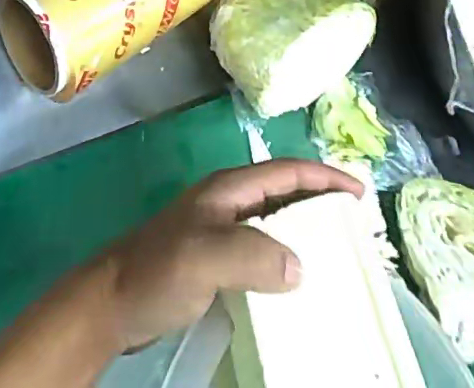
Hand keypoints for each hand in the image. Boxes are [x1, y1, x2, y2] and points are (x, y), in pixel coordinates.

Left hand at [96, 159, 367, 350]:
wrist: (113, 301)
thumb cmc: (156, 270)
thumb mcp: (203, 256)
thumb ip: (250, 254)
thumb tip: (299, 266)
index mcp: (225, 191)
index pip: (282, 173)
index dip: (321, 177)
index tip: (360, 193)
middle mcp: (224, 205)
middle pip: (280, 194)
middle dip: (318, 202)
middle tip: (358, 228)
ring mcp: (217, 233)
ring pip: (272, 223)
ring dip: (304, 232)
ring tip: (339, 256)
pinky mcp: (213, 262)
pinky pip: (261, 253)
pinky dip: (286, 260)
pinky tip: (299, 286)